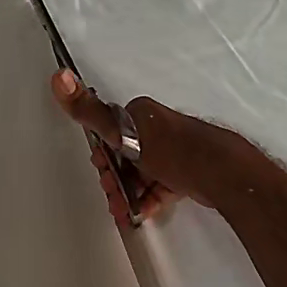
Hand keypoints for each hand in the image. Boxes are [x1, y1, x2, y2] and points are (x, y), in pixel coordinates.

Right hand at [49, 70, 272, 228]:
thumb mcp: (124, 133)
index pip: (110, 133)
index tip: (102, 172)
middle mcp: (158, 129)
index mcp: (142, 115)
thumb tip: (60, 77)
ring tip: (126, 209)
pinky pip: (161, 185)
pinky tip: (144, 209)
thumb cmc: (178, 152)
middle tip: (114, 195)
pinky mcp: (187, 171)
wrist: (225, 176)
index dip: (102, 155)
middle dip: (116, 178)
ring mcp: (174, 151)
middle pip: (125, 155)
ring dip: (130, 192)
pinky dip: (149, 198)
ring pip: (142, 173)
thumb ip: (90, 111)